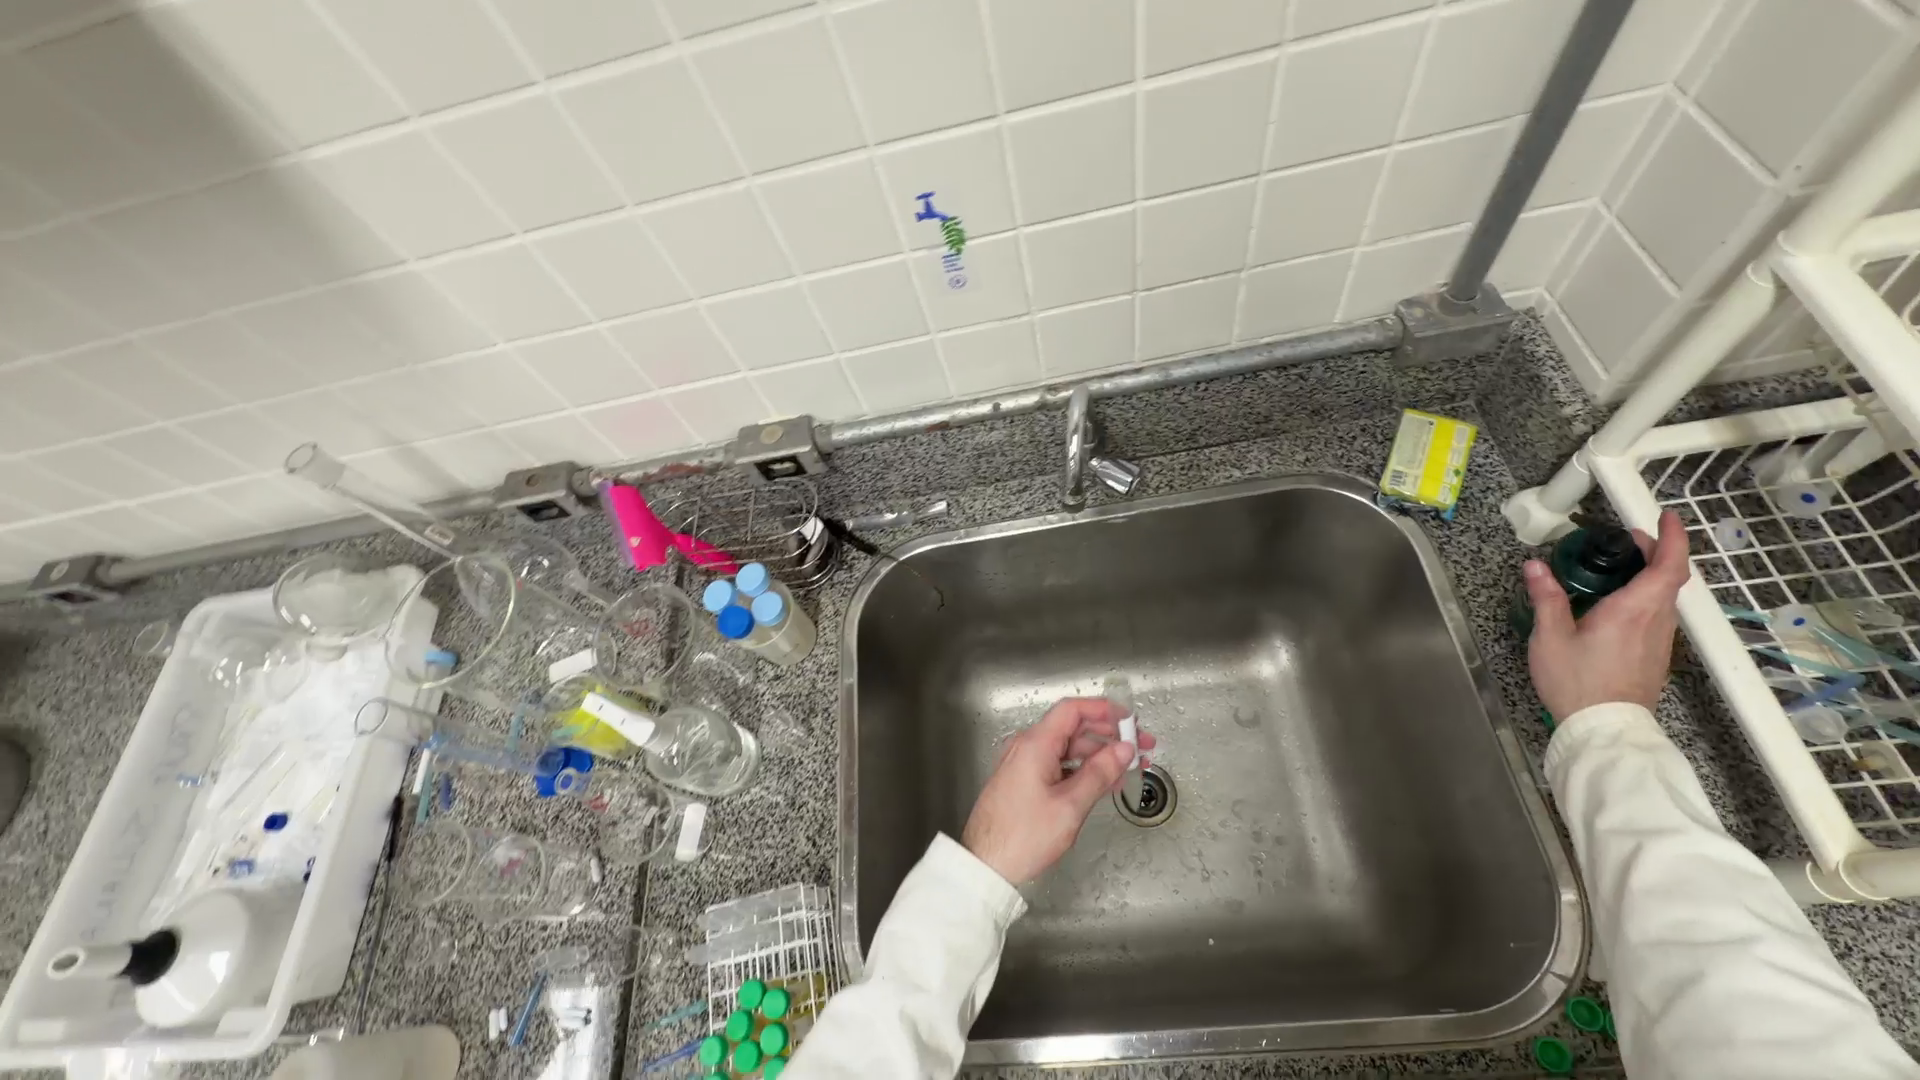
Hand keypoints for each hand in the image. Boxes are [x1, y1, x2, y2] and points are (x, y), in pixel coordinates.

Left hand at [962, 697, 1157, 885]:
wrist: (985, 865)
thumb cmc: (1023, 836)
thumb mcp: (1070, 806)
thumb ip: (1099, 773)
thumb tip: (1124, 749)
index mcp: (1036, 744)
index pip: (1073, 710)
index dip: (1105, 710)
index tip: (1131, 721)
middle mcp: (1027, 747)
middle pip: (1073, 727)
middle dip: (1109, 734)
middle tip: (1141, 746)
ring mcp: (1024, 763)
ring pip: (1068, 748)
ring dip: (1099, 754)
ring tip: (1129, 768)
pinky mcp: (1023, 781)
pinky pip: (1058, 764)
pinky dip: (1082, 769)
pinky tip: (1103, 782)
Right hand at [1526, 509, 1691, 719]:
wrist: (1604, 726)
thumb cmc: (1577, 680)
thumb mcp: (1551, 636)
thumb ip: (1547, 598)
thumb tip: (1535, 566)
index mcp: (1634, 609)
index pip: (1668, 565)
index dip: (1671, 538)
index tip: (1663, 518)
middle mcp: (1656, 620)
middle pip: (1669, 577)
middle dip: (1655, 552)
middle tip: (1628, 539)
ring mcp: (1660, 639)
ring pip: (1665, 596)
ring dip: (1651, 575)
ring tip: (1620, 568)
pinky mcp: (1655, 654)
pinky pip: (1657, 614)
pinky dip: (1645, 596)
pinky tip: (1618, 603)